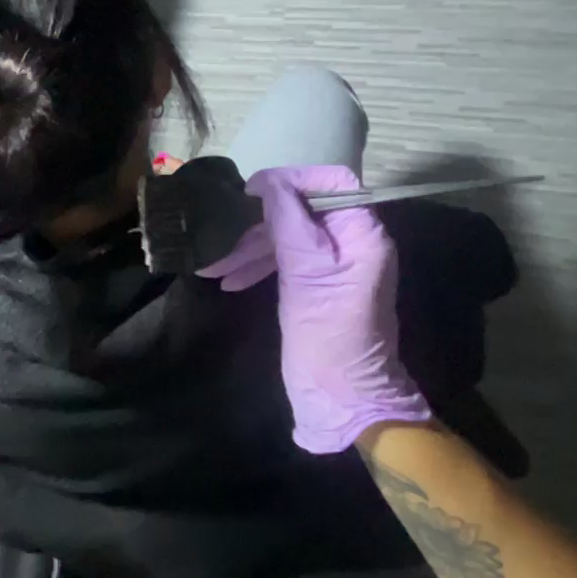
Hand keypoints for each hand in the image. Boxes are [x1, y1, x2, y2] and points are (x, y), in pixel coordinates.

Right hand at [197, 166, 429, 452]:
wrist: (342, 398)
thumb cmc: (328, 333)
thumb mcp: (304, 271)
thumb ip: (287, 219)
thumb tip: (266, 180)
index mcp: (362, 233)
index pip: (333, 180)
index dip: (292, 179)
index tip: (252, 193)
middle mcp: (353, 241)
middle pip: (303, 208)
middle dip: (260, 220)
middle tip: (222, 233)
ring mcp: (335, 265)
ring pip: (288, 234)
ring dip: (250, 245)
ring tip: (213, 266)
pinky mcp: (317, 284)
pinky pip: (285, 259)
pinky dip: (257, 264)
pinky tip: (229, 279)